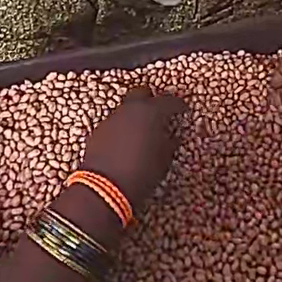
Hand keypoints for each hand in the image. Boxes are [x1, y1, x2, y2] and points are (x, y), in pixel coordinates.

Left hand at [78, 88, 186, 209]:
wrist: (104, 188)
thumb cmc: (141, 173)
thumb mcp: (164, 160)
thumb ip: (170, 142)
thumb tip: (172, 137)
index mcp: (151, 112)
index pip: (170, 101)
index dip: (179, 105)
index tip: (183, 110)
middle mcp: (130, 109)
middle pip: (142, 93)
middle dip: (152, 100)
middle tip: (161, 114)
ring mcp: (111, 118)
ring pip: (126, 108)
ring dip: (136, 115)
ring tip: (144, 131)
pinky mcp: (98, 131)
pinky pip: (114, 122)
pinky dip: (123, 127)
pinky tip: (127, 142)